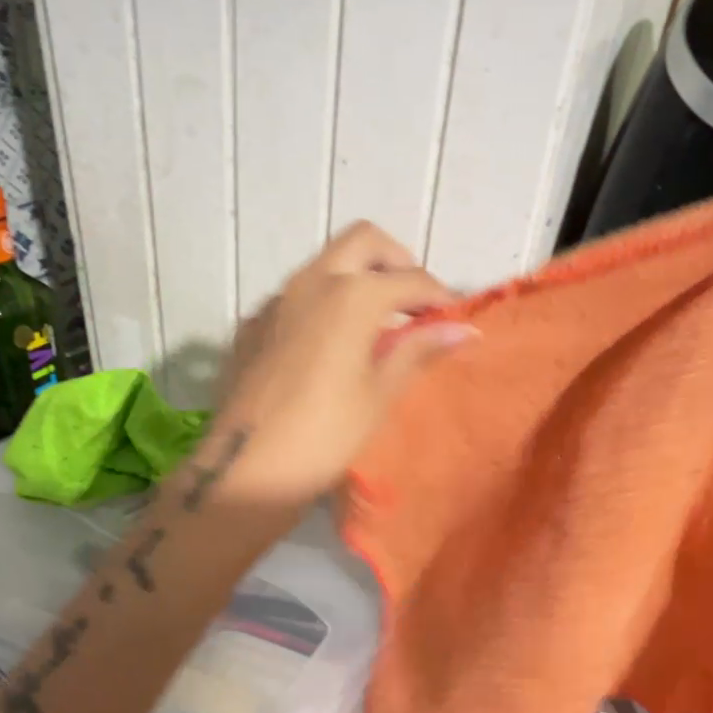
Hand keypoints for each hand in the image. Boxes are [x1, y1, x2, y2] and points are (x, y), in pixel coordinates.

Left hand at [212, 221, 475, 504]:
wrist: (246, 470)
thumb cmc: (326, 435)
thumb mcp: (379, 394)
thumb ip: (418, 350)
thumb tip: (465, 329)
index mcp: (351, 295)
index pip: (410, 280)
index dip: (439, 297)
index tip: (454, 318)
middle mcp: (310, 282)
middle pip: (364, 242)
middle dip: (396, 262)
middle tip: (411, 303)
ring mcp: (275, 301)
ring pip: (324, 264)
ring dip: (356, 279)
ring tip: (375, 326)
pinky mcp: (251, 326)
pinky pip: (294, 297)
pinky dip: (321, 306)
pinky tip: (328, 348)